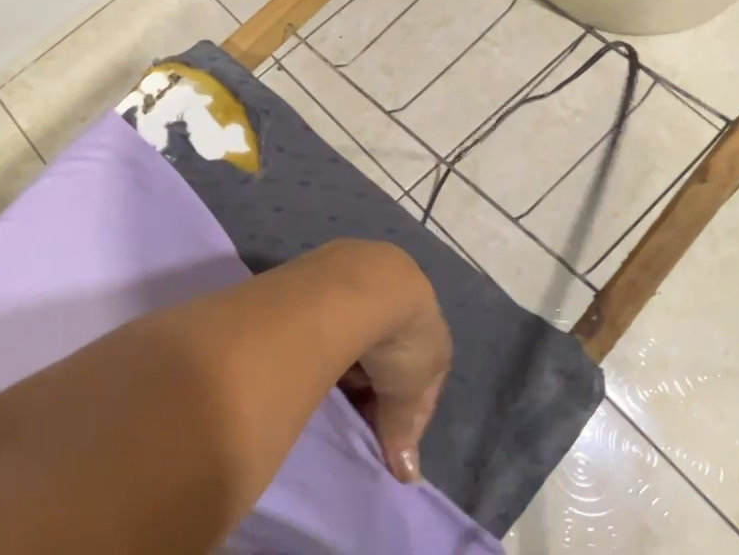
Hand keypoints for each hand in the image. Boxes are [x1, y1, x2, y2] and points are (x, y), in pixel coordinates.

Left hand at [337, 273, 450, 482]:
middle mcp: (397, 288)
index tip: (379, 422)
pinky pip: (326, 303)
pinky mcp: (325, 263)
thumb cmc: (400, 339)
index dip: (399, 398)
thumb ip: (405, 429)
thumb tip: (408, 477)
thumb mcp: (409, 393)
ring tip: (328, 372)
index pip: (416, 365)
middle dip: (369, 369)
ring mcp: (359, 270)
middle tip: (350, 396)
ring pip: (354, 318)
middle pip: (383, 339)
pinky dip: (322, 324)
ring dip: (346, 344)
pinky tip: (311, 342)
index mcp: (427, 318)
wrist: (365, 281)